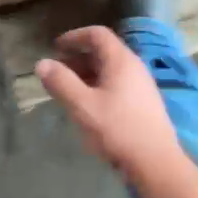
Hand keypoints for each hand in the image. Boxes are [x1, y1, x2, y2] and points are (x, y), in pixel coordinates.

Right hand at [37, 26, 181, 175]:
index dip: (75, 37)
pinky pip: (119, 84)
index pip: (97, 34)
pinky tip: (92, 107)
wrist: (156, 164)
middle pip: (104, 51)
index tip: (57, 46)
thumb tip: (41, 63)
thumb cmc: (118, 129)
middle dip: (79, 58)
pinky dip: (100, 86)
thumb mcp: (83, 106)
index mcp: (121, 59)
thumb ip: (61, 83)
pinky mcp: (145, 103)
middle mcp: (134, 65)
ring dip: (89, 74)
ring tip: (71, 91)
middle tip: (59, 71)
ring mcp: (142, 84)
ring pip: (111, 70)